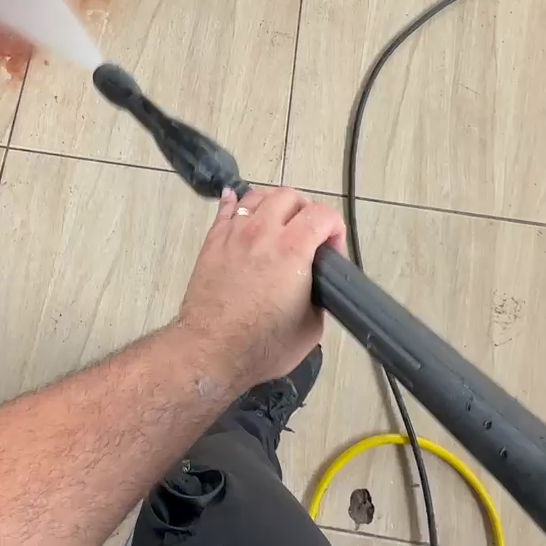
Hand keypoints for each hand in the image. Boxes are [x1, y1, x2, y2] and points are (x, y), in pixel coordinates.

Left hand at [174, 186, 347, 391]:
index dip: (335, 228)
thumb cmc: (261, 345)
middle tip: (309, 232)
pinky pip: (225, 209)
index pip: (321, 214)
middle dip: (306, 209)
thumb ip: (318, 295)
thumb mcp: (311, 328)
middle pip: (289, 196)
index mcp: (292, 250)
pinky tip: (239, 203)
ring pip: (258, 196)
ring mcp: (235, 233)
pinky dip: (236, 202)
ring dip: (274, 203)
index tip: (333, 248)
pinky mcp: (213, 241)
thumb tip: (313, 284)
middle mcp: (263, 232)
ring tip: (280, 220)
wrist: (211, 350)